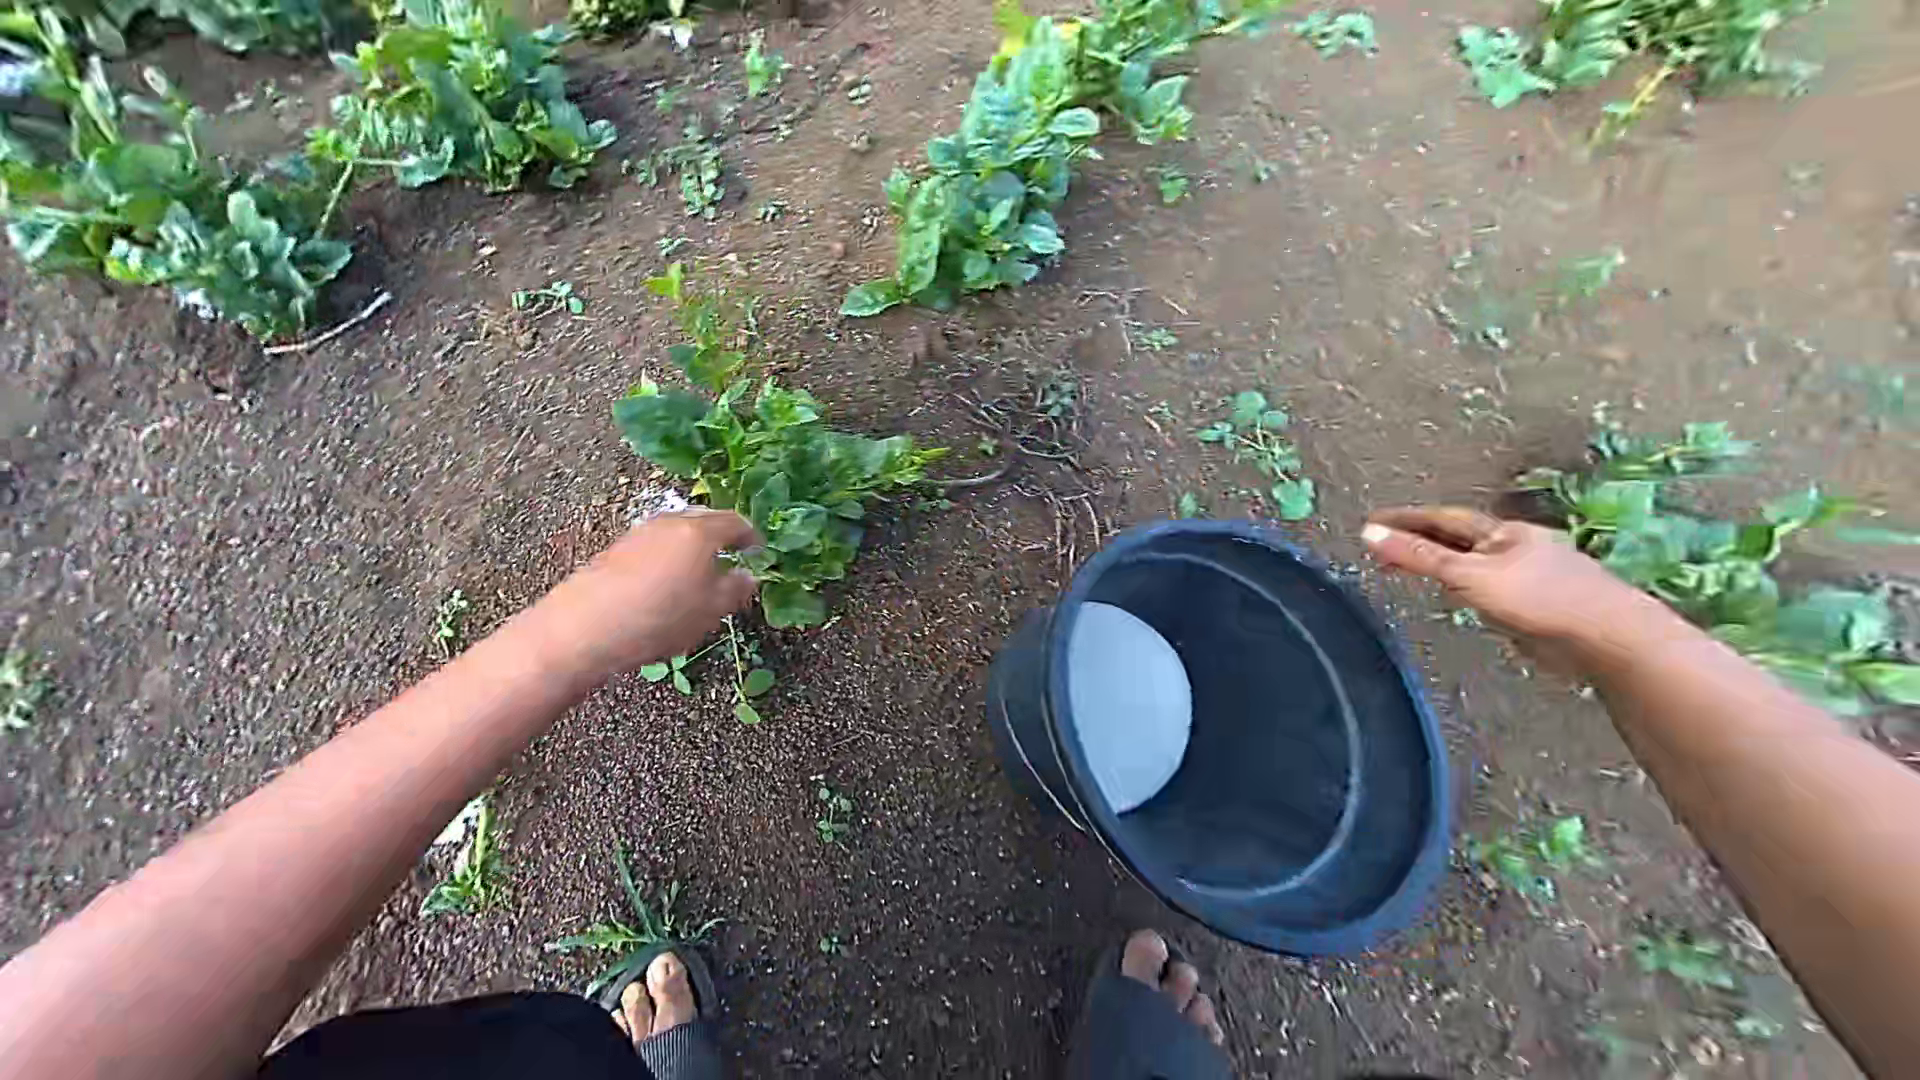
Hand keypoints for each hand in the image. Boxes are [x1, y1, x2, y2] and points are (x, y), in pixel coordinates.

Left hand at [537, 510, 760, 677]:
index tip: (758, 550)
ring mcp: (640, 533)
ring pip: (678, 530)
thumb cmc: (659, 618)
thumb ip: (735, 589)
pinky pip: (657, 542)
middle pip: (705, 519)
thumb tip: (748, 575)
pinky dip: (671, 553)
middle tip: (734, 555)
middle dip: (723, 535)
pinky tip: (669, 580)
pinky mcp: (617, 549)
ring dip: (695, 543)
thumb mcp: (710, 611)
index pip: (735, 521)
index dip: (751, 535)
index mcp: (699, 532)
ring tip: (702, 570)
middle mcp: (670, 523)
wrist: (582, 629)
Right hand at [1361, 506, 1670, 659]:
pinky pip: (1485, 584)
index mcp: (1503, 532)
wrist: (1610, 639)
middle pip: (1458, 537)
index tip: (1372, 521)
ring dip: (1440, 560)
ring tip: (1410, 565)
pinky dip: (1461, 583)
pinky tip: (1456, 594)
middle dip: (1419, 537)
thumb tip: (1367, 533)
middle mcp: (1518, 546)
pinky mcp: (1537, 602)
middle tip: (1383, 543)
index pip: (1442, 518)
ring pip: (1473, 560)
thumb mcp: (1465, 573)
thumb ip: (1415, 555)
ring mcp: (1530, 574)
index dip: (1404, 518)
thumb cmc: (1538, 598)